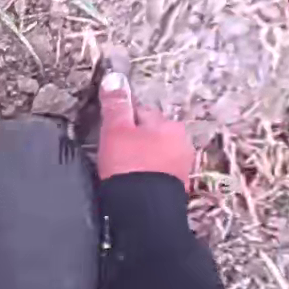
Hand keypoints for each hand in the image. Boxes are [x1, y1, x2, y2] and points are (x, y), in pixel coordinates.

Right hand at [96, 71, 196, 186]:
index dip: (119, 120)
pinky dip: (146, 173)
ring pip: (154, 151)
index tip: (107, 132)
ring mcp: (181, 164)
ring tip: (121, 169)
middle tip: (112, 152)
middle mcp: (180, 141)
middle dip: (133, 138)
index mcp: (167, 124)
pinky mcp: (177, 185)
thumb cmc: (130, 166)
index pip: (139, 111)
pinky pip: (158, 170)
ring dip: (140, 156)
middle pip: (149, 131)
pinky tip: (132, 181)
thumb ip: (116, 104)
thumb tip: (115, 77)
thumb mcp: (116, 130)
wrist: (145, 211)